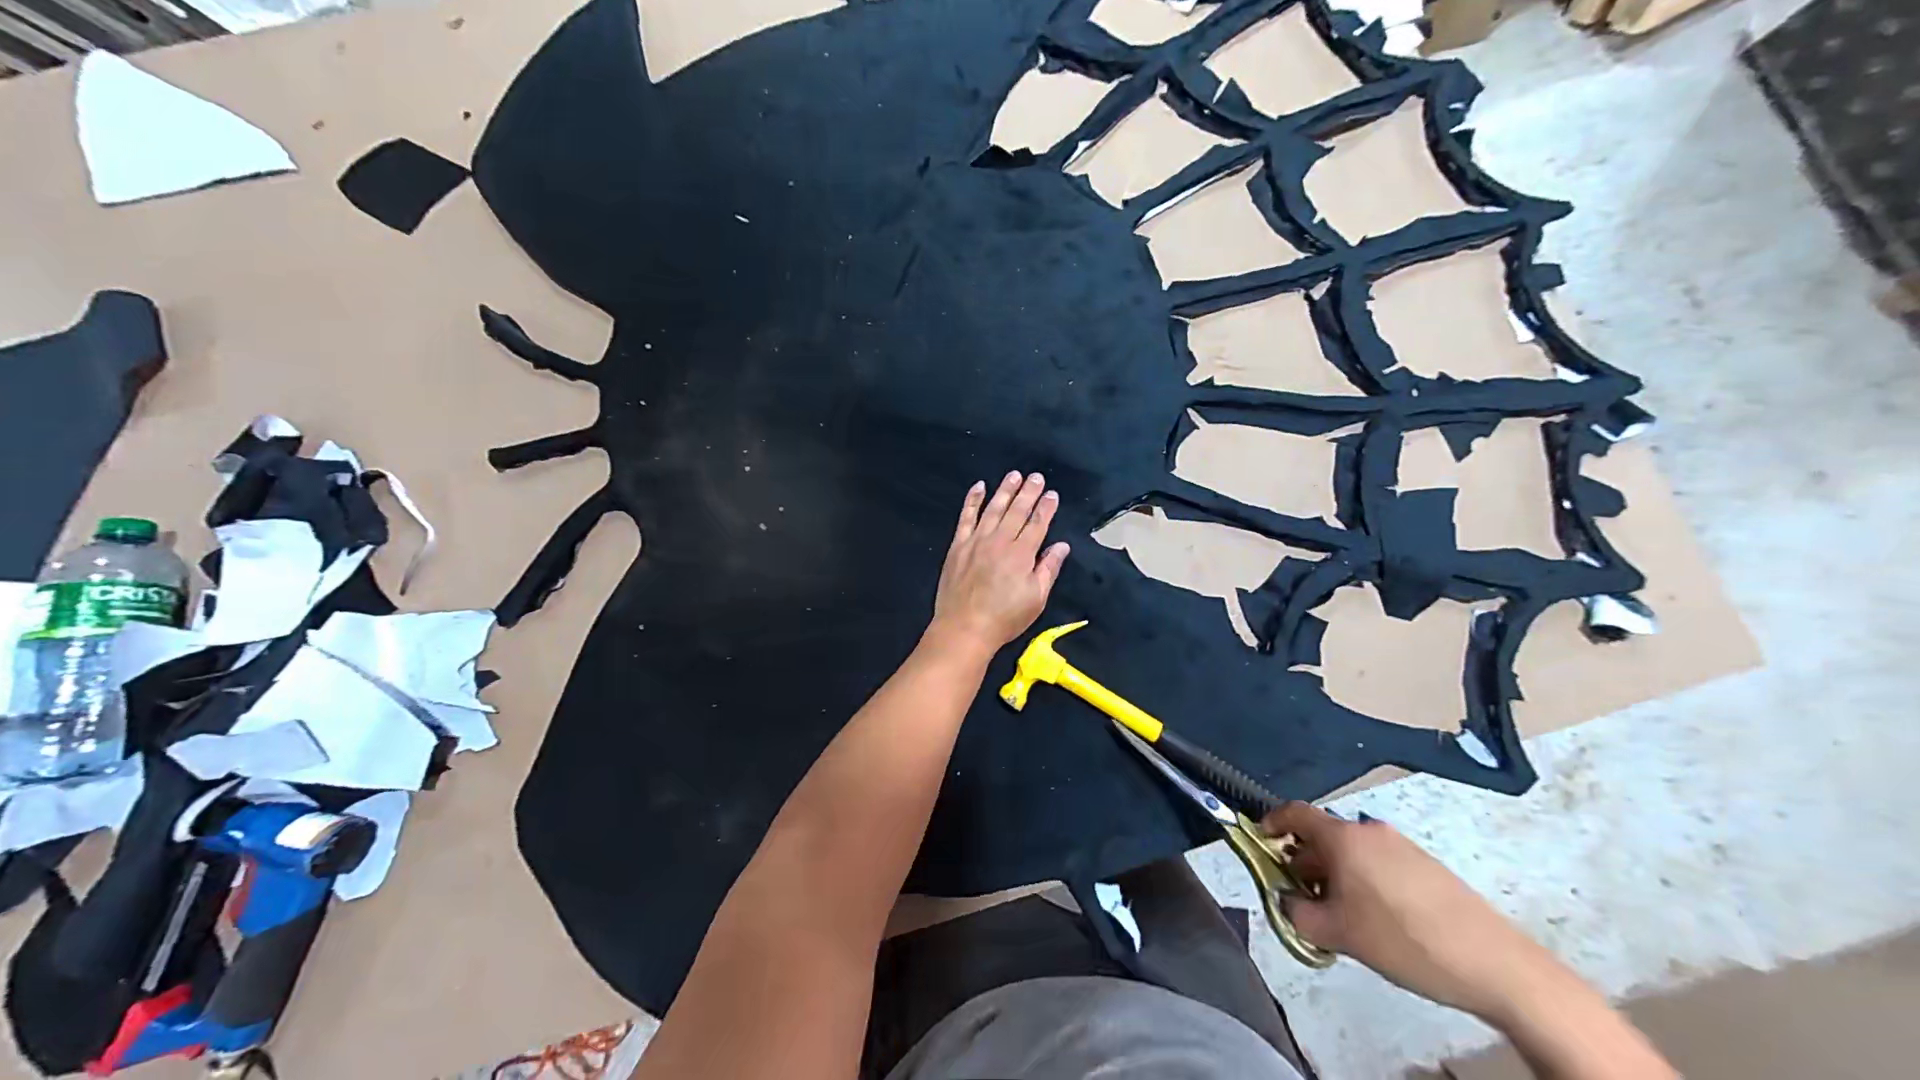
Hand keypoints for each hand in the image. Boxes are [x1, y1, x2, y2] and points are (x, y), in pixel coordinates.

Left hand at [926, 471, 1069, 657]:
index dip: (1046, 507)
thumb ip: (1048, 569)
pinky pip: (966, 517)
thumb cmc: (1004, 618)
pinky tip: (979, 488)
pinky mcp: (958, 546)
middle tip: (1036, 477)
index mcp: (1022, 554)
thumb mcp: (1036, 598)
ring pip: (994, 508)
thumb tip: (1061, 546)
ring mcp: (977, 541)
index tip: (1052, 494)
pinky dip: (973, 500)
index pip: (1038, 524)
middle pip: (1017, 511)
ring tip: (1014, 476)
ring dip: (1005, 490)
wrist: (964, 627)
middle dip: (1029, 492)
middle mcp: (1000, 541)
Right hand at [1264, 802, 1568, 1024]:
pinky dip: (1361, 880)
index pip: (1294, 813)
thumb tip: (1287, 899)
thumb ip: (1296, 912)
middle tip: (1299, 897)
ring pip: (1350, 851)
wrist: (1495, 964)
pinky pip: (1377, 862)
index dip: (1271, 824)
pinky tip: (1373, 919)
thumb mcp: (1336, 933)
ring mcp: (1401, 846)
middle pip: (1322, 835)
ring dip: (1332, 874)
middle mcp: (1369, 831)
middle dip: (1302, 862)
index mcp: (1343, 837)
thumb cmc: (1403, 940)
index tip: (1260, 843)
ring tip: (1337, 915)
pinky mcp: (1425, 865)